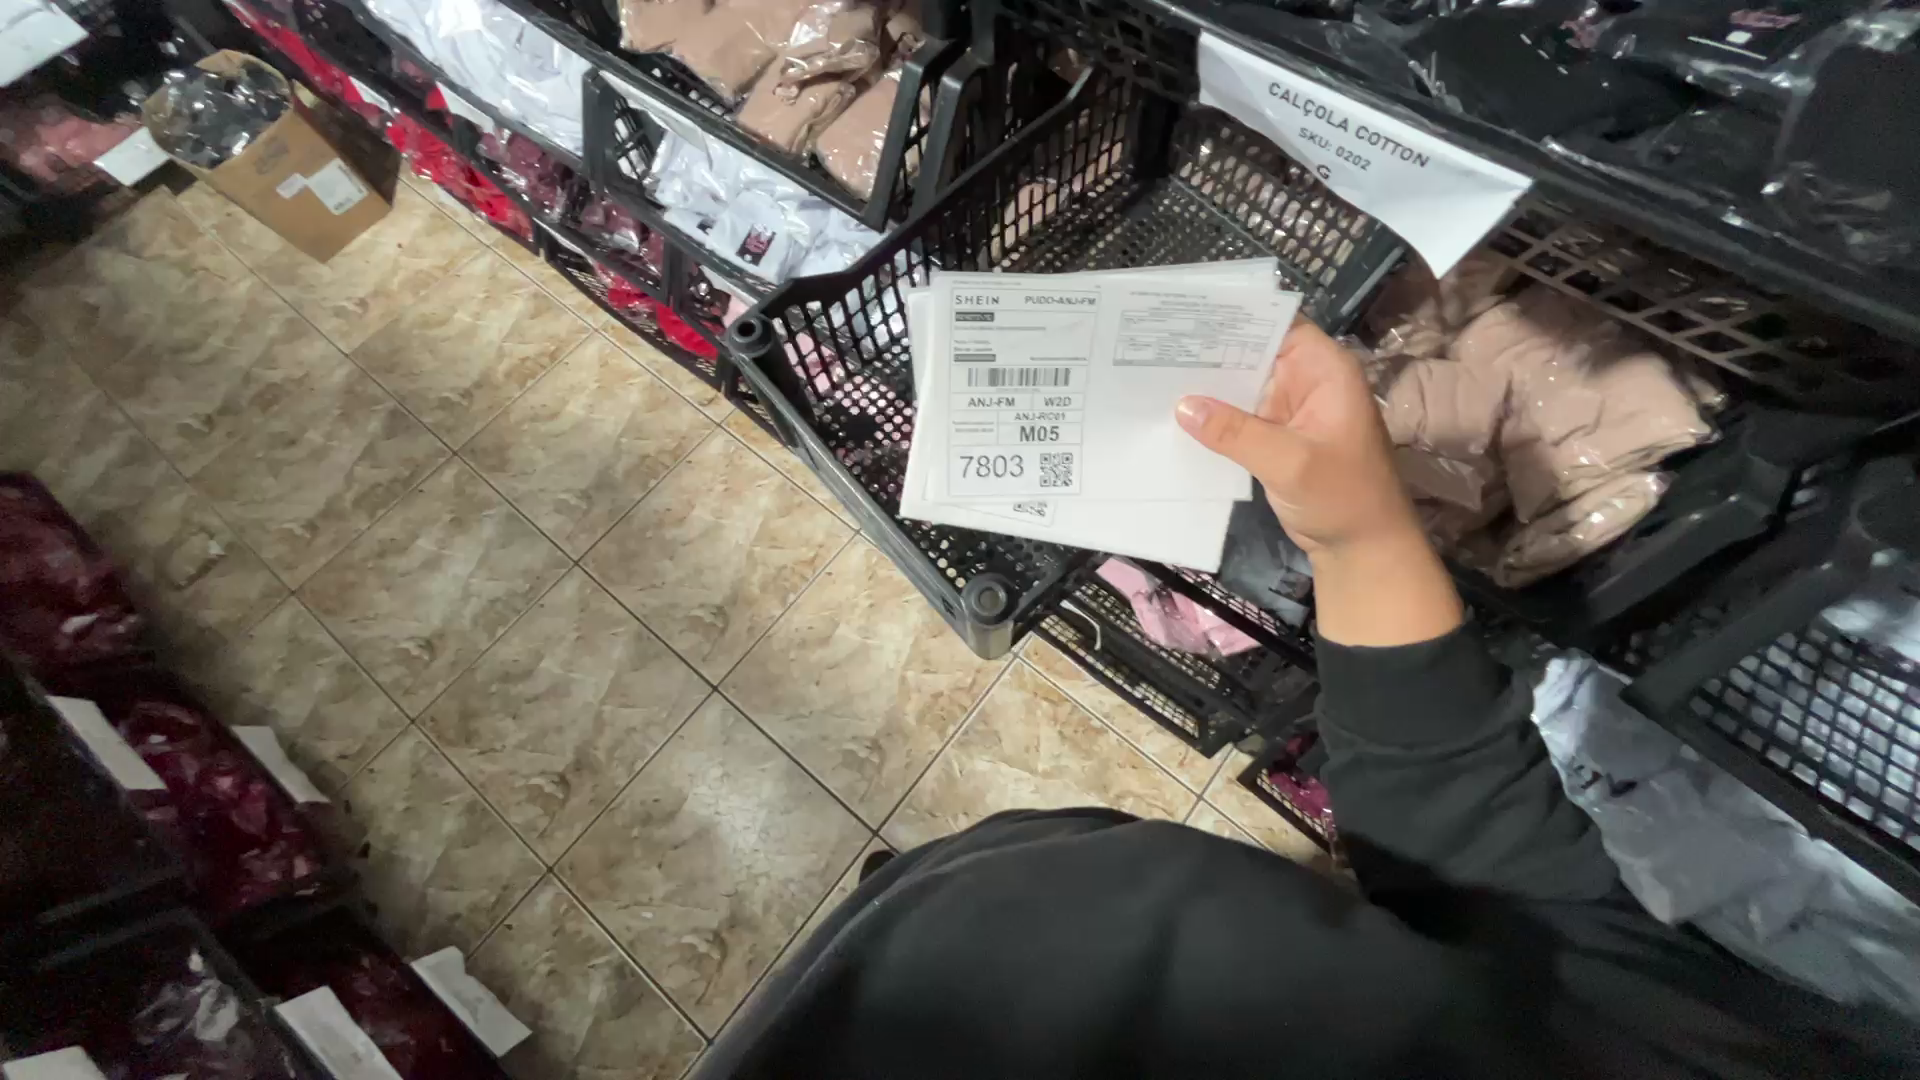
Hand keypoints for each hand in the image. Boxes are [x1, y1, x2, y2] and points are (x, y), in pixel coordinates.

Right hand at [1176, 320, 1463, 646]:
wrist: (1360, 548)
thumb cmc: (1342, 497)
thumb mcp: (1289, 462)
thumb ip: (1235, 432)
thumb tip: (1181, 406)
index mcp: (1323, 371)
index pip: (1277, 324)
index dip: (1235, 315)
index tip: (1186, 314)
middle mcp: (1305, 382)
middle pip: (1253, 351)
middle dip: (1210, 349)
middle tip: (1154, 344)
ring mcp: (1287, 410)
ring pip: (1240, 384)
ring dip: (1206, 383)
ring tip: (1152, 372)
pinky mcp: (1272, 437)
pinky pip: (1236, 415)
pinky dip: (1211, 415)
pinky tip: (1175, 414)